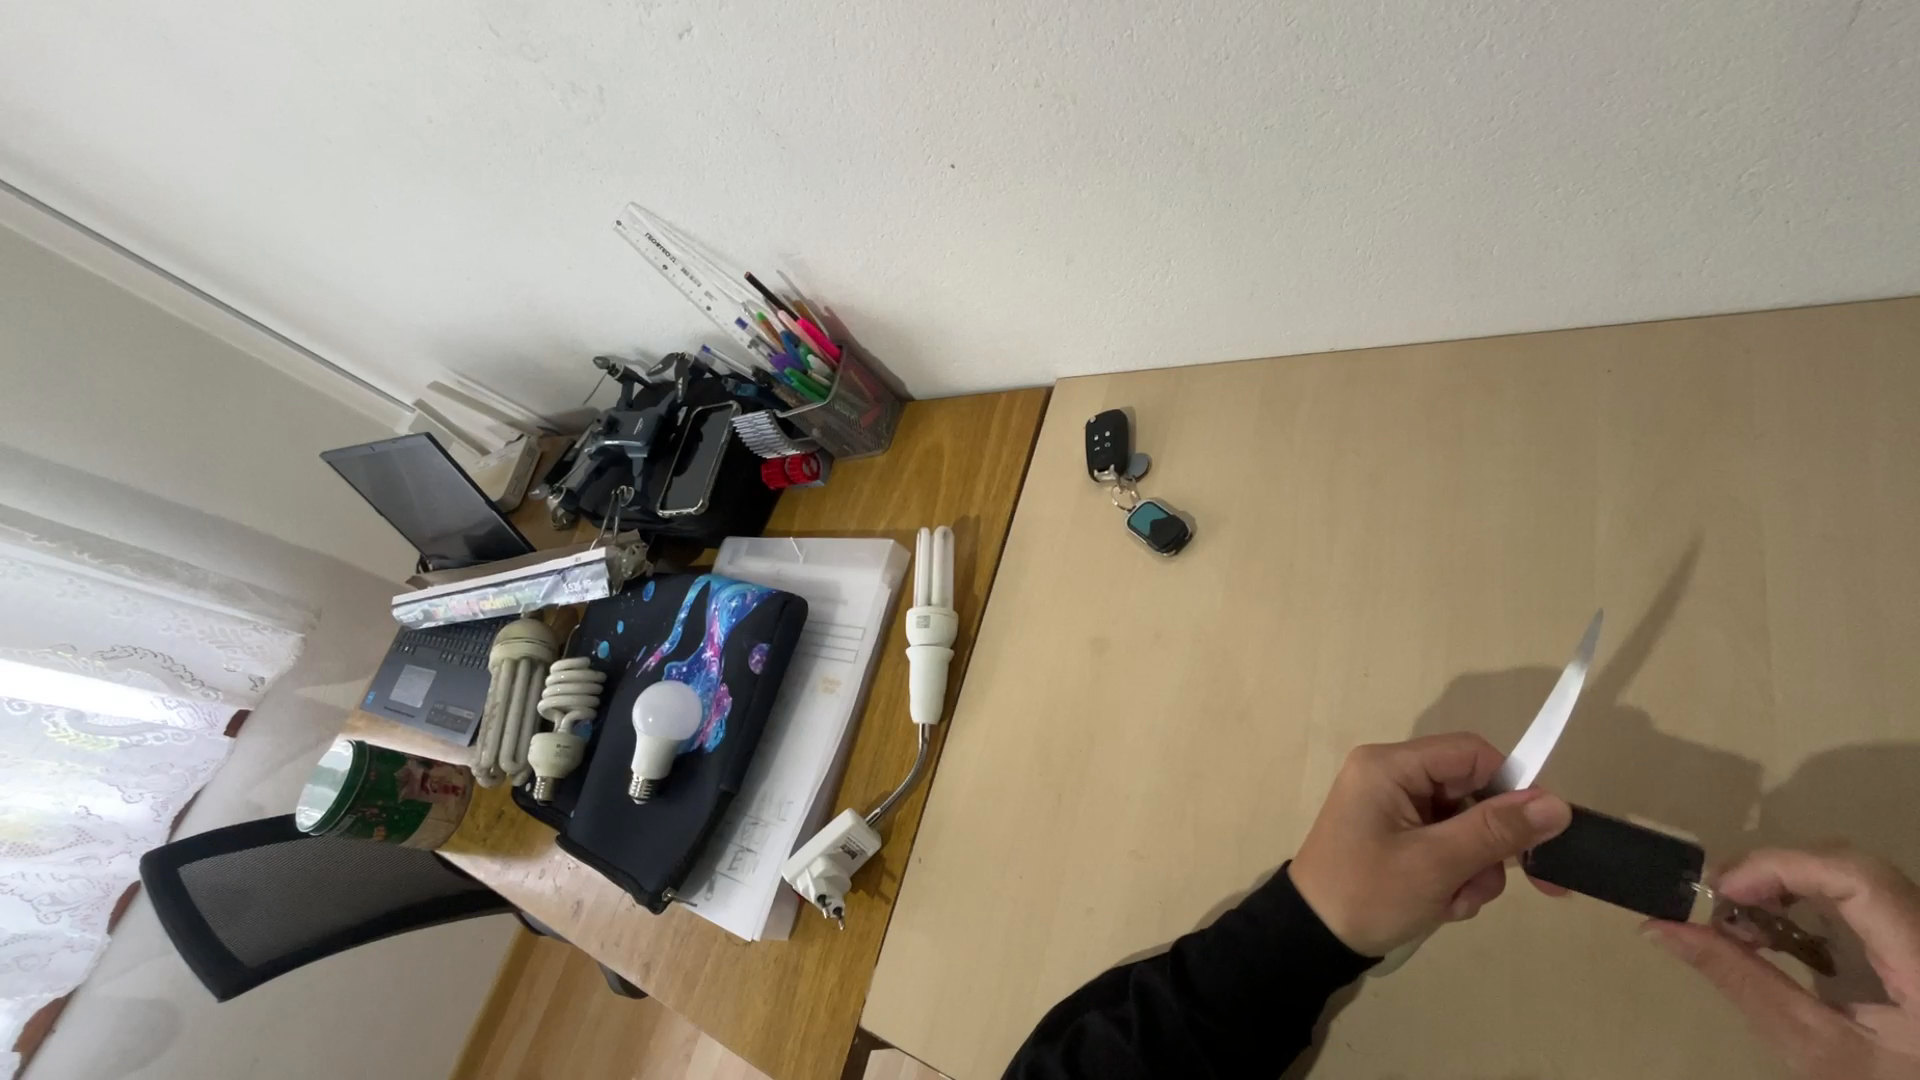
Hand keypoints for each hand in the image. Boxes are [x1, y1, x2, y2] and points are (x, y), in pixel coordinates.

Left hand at [1288, 733, 1572, 956]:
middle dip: (1488, 844)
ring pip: (1467, 825)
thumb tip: (1557, 804)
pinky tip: (1440, 903)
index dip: (1511, 787)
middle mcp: (1391, 776)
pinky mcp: (1400, 834)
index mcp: (1388, 766)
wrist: (1318, 933)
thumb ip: (1496, 830)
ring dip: (1473, 869)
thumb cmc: (1368, 892)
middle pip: (1473, 792)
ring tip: (1450, 899)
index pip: (1470, 753)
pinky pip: (1449, 845)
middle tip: (1485, 884)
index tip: (1538, 833)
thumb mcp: (1436, 863)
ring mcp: (1395, 806)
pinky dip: (1455, 876)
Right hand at [1645, 849, 1919, 1078]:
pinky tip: (1776, 934)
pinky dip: (1804, 904)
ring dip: (1783, 887)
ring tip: (1742, 923)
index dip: (1780, 867)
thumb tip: (1656, 927)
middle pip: (1850, 867)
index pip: (1857, 877)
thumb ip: (1743, 982)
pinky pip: (1859, 899)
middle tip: (1720, 901)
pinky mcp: (1911, 943)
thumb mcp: (1815, 1047)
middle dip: (1773, 873)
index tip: (1722, 891)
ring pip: (1850, 877)